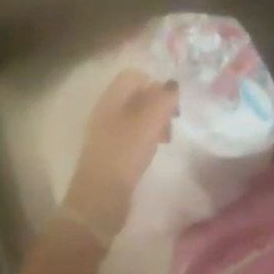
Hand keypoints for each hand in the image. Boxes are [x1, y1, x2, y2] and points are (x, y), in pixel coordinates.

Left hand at [61, 70, 176, 239]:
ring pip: (137, 116)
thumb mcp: (149, 121)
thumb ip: (164, 98)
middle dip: (158, 104)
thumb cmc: (125, 153)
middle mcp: (107, 110)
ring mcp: (108, 132)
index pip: (134, 76)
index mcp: (112, 98)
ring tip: (166, 139)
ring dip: (155, 123)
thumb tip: (173, 85)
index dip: (155, 83)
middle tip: (171, 122)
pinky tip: (153, 151)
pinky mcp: (112, 152)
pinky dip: (146, 138)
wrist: (100, 198)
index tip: (172, 103)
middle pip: (137, 95)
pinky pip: (133, 135)